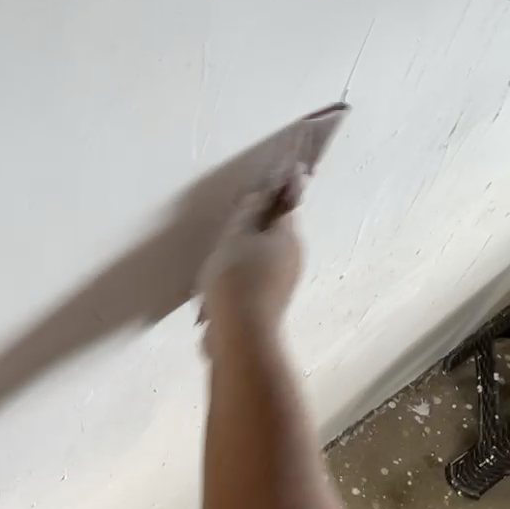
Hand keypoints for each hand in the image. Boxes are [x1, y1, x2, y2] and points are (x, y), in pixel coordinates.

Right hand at [198, 165, 306, 351]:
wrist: (240, 336)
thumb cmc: (237, 279)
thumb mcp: (236, 236)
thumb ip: (249, 212)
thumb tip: (262, 194)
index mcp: (288, 236)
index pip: (288, 203)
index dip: (281, 189)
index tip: (285, 172)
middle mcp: (292, 259)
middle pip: (274, 232)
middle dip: (257, 225)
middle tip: (236, 220)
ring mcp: (281, 285)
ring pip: (262, 259)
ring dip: (244, 255)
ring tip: (219, 258)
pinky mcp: (267, 306)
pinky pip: (252, 282)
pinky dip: (238, 279)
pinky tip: (217, 288)